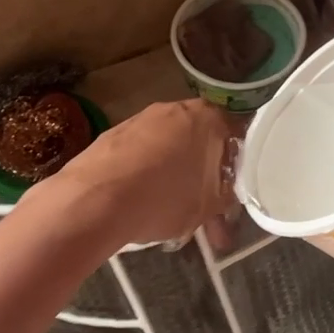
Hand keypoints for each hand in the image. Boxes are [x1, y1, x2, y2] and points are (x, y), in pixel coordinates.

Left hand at [32, 98, 236, 245]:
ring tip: (177, 223)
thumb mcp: (208, 206)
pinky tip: (146, 208)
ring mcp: (140, 120)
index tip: (236, 192)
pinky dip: (149, 178)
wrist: (94, 200)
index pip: (237, 133)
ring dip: (177, 182)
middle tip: (209, 215)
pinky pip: (142, 157)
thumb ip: (225, 196)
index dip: (239, 166)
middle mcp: (174, 109)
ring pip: (170, 152)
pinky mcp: (113, 136)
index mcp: (208, 118)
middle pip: (200, 144)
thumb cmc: (164, 198)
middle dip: (206, 180)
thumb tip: (226, 197)